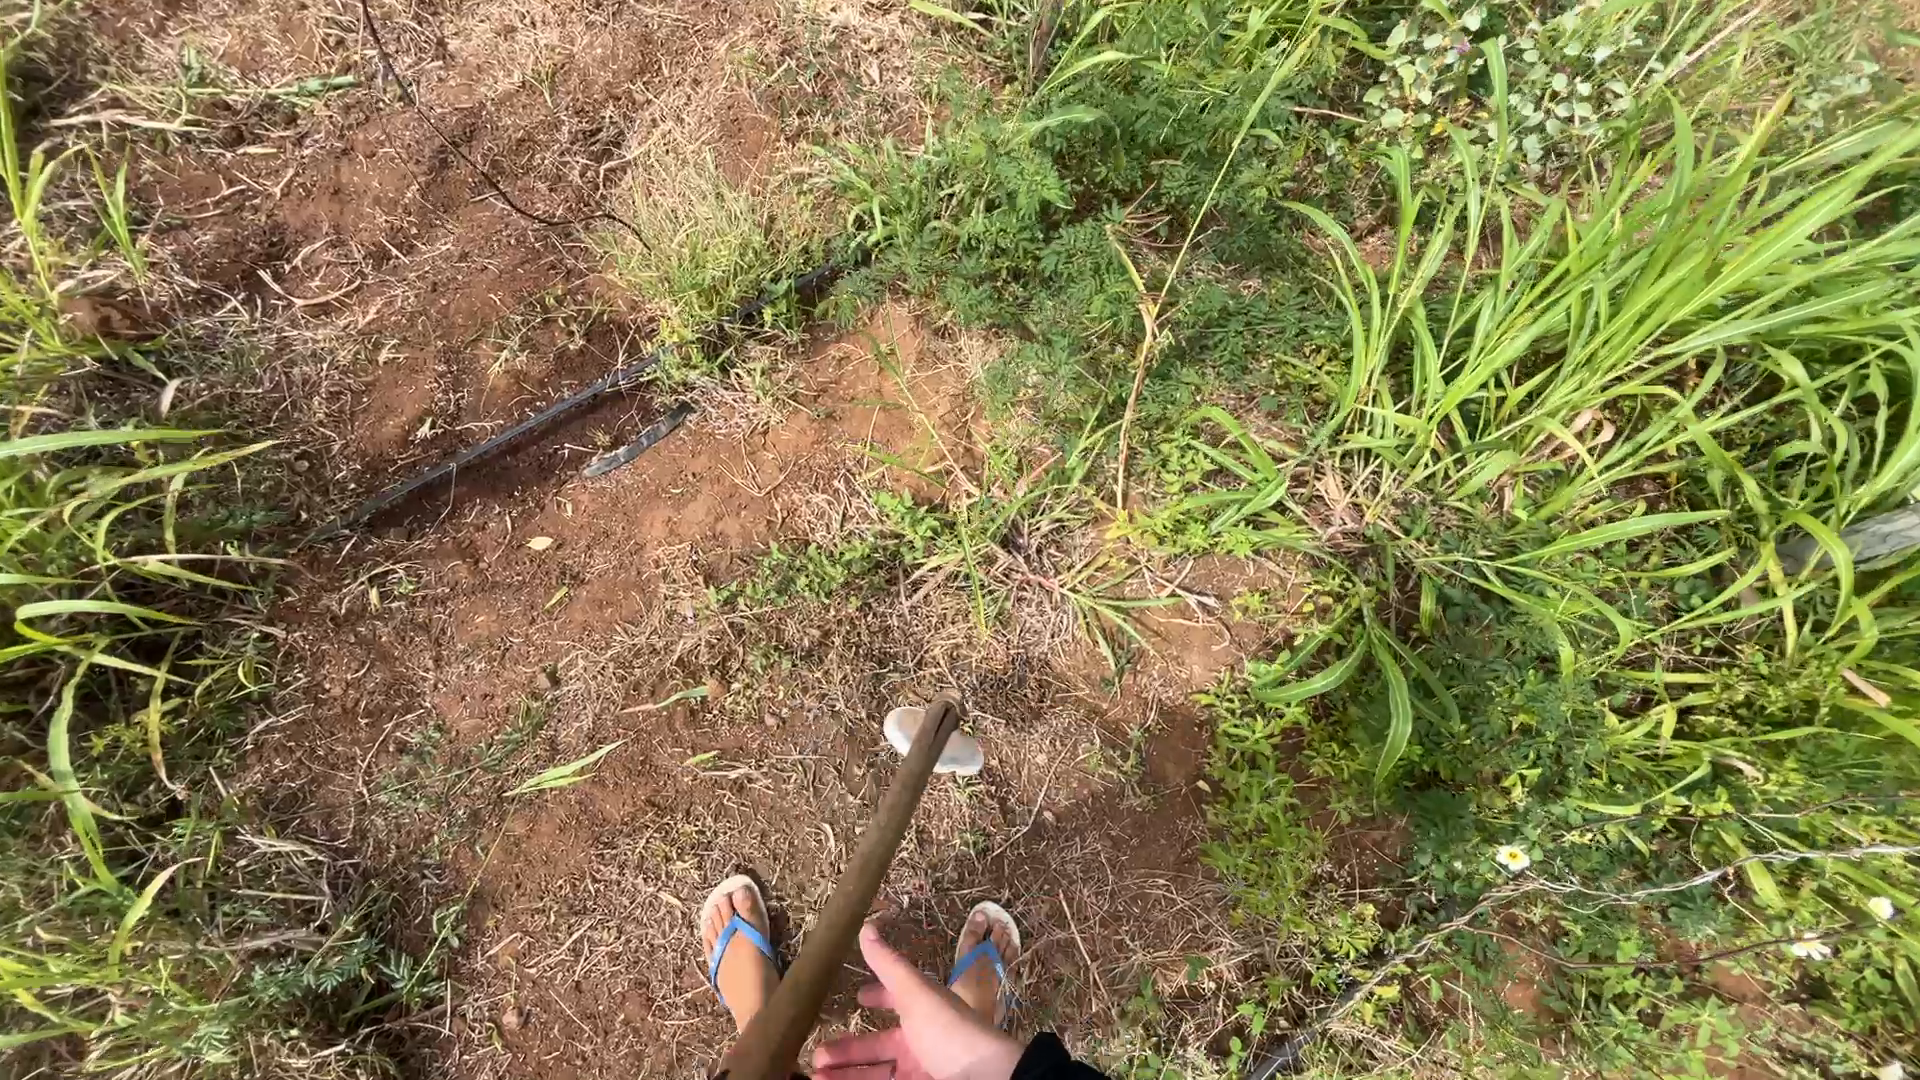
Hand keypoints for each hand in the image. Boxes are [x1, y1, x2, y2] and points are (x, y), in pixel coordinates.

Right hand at [811, 922, 1025, 1079]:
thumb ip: (889, 964)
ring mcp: (919, 1071)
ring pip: (875, 1074)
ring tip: (815, 1076)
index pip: (896, 1000)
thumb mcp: (915, 991)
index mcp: (922, 1011)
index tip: (858, 997)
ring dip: (845, 1074)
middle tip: (818, 1054)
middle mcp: (920, 1041)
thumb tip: (866, 926)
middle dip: (848, 1049)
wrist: (982, 1076)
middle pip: (878, 1045)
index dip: (878, 998)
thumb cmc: (948, 1028)